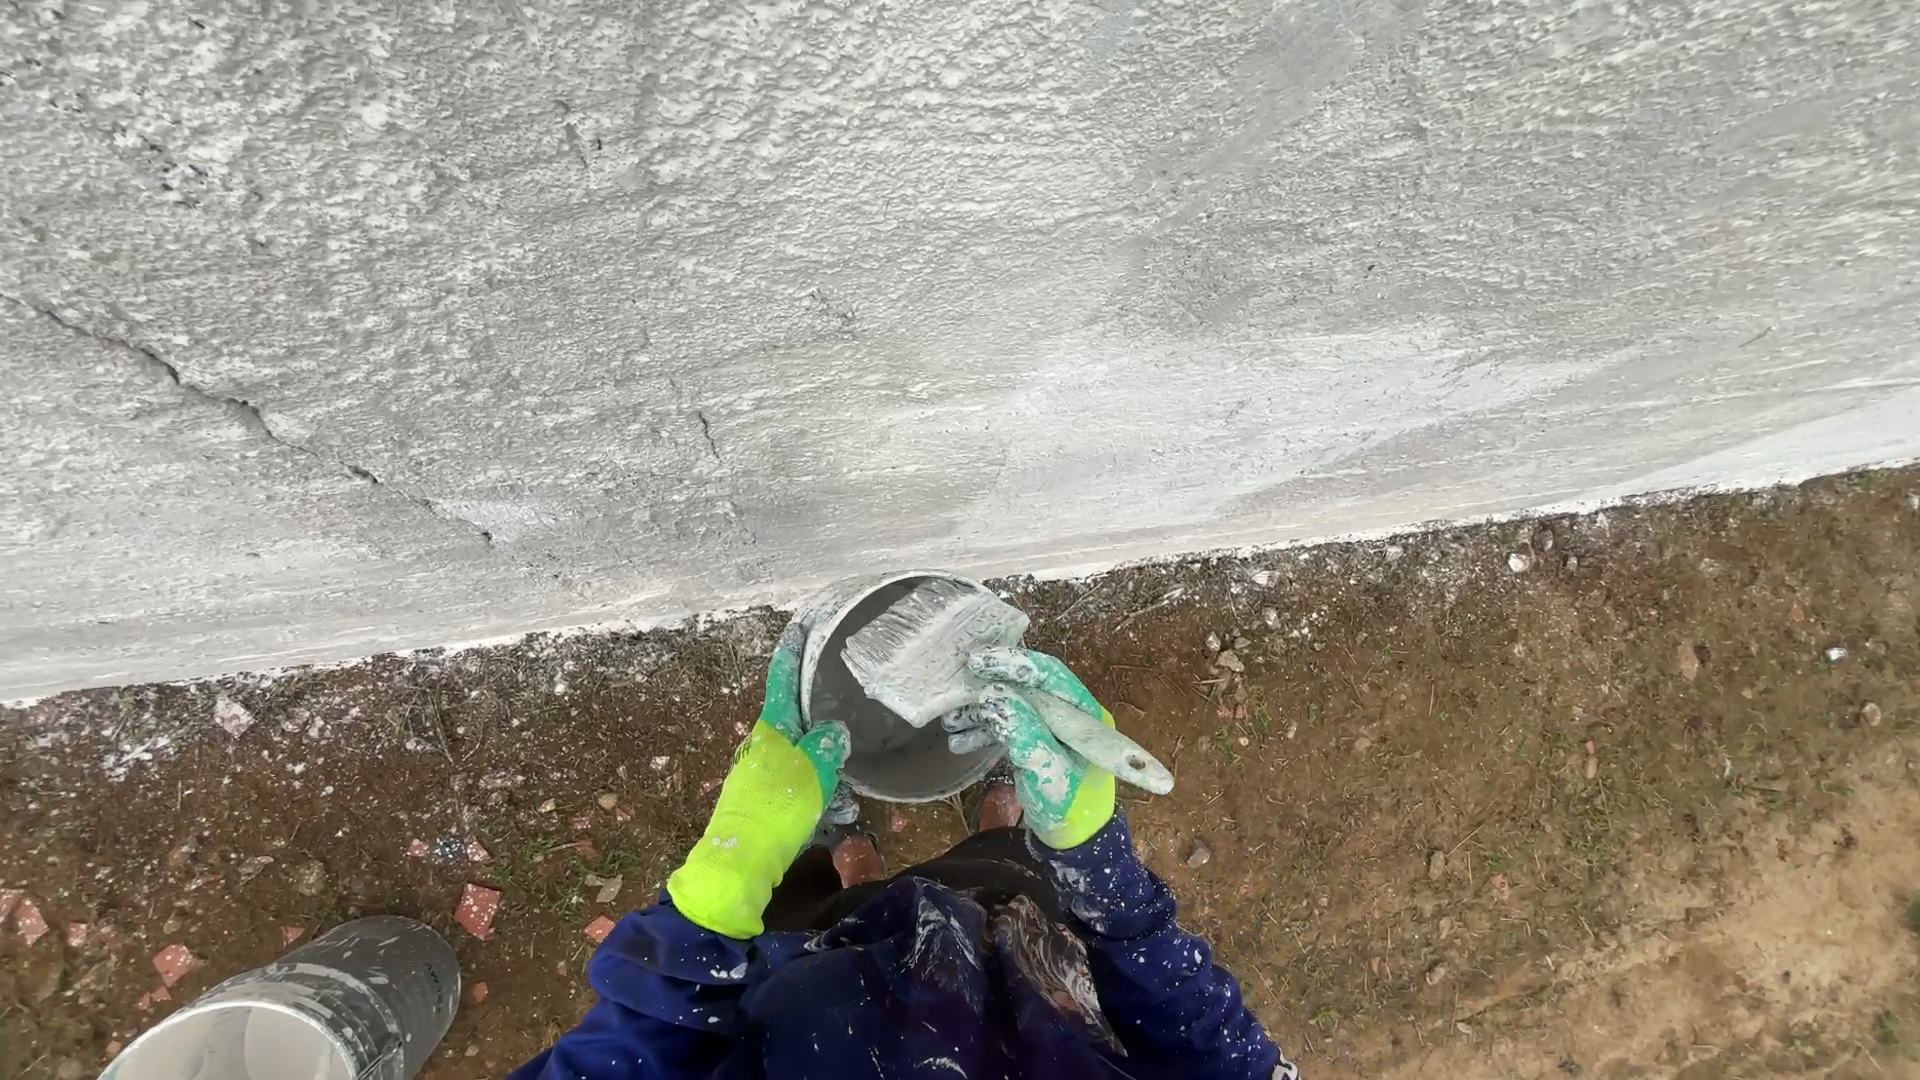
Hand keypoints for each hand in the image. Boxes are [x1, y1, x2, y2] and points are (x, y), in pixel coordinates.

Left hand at [666, 623, 849, 937]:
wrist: (739, 865)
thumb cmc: (777, 809)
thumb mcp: (813, 771)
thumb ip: (827, 745)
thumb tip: (834, 729)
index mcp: (770, 728)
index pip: (782, 680)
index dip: (792, 654)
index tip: (799, 627)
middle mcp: (760, 743)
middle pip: (790, 714)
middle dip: (812, 704)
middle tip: (838, 691)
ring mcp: (758, 771)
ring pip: (795, 748)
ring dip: (817, 750)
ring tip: (844, 756)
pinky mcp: (761, 797)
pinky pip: (794, 775)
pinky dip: (813, 777)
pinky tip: (830, 793)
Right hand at [943, 647, 1116, 849]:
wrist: (1075, 844)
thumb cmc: (1070, 809)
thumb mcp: (1048, 774)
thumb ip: (1025, 733)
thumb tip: (994, 697)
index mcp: (1085, 715)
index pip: (1050, 675)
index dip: (1015, 664)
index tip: (979, 662)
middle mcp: (1070, 713)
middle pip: (1027, 686)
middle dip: (991, 685)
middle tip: (958, 685)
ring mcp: (1052, 726)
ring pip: (1013, 704)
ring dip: (982, 710)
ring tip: (952, 720)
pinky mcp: (1037, 739)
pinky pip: (1009, 724)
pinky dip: (985, 729)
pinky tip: (960, 740)